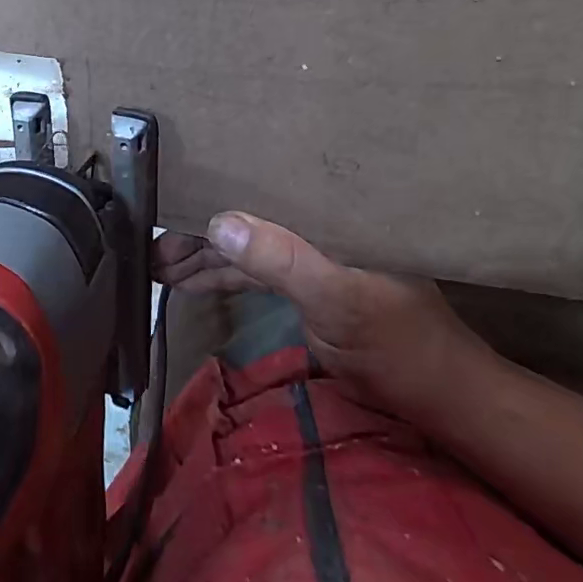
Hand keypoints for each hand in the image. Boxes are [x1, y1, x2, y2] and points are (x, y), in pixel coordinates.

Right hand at [153, 211, 498, 420]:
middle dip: (195, 232)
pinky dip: (215, 277)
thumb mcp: (340, 299)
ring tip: (152, 265)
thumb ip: (283, 260)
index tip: (172, 197)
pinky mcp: (299, 283)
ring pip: (240, 247)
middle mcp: (314, 223)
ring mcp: (305, 254)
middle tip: (148, 245)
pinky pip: (247, 273)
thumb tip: (219, 222)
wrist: (433, 396)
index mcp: (330, 210)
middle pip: (244, 217)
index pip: (264, 185)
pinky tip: (182, 281)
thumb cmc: (398, 342)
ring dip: (198, 257)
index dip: (217, 187)